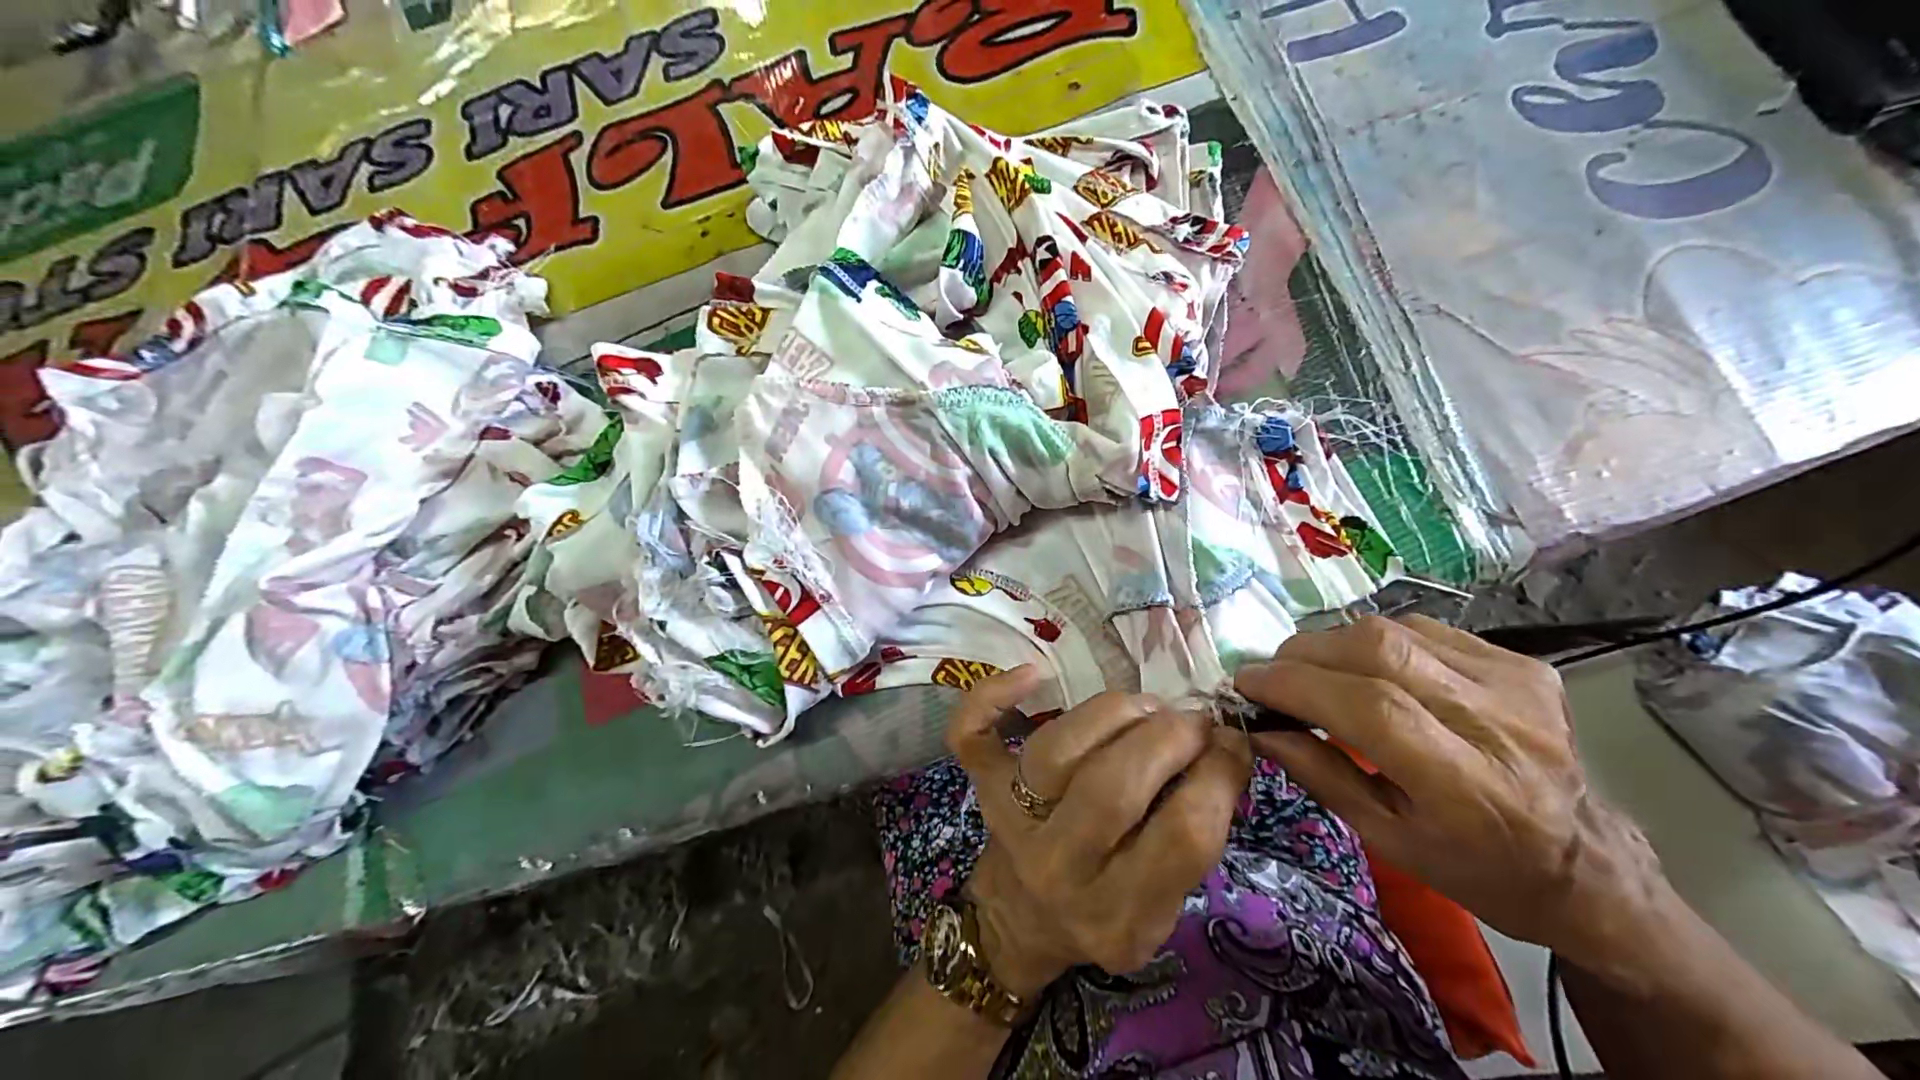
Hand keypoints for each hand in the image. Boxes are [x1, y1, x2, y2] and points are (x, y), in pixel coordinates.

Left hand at [945, 666, 1251, 997]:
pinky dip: (991, 696)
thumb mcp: (1162, 907)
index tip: (1232, 743)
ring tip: (1147, 706)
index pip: (1182, 836)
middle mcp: (1058, 867)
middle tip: (1195, 720)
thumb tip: (1222, 749)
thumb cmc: (1103, 912)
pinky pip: (972, 736)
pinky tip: (1032, 674)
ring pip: (1055, 749)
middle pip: (1113, 785)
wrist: (1020, 922)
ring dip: (1112, 713)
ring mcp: (1011, 823)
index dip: (1219, 776)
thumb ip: (1191, 839)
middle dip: (1169, 737)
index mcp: (1119, 913)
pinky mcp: (980, 791)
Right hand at [1236, 616, 1670, 981]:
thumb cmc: (1476, 868)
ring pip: (1395, 630)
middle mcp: (1498, 722)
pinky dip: (1376, 642)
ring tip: (1312, 671)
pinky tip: (1365, 668)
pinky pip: (1424, 630)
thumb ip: (1318, 773)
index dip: (1297, 684)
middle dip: (1305, 653)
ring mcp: (1516, 683)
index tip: (1246, 683)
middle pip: (1379, 650)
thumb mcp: (1386, 839)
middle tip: (1271, 674)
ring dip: (1334, 644)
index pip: (1369, 706)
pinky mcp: (1522, 663)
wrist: (1586, 866)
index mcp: (1467, 784)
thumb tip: (1258, 727)